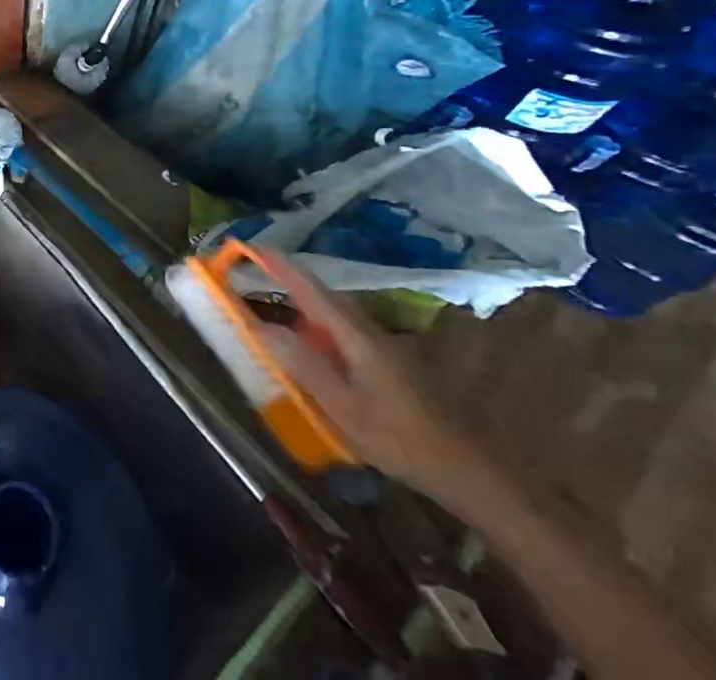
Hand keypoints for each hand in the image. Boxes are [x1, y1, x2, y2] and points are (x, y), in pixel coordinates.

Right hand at [251, 250, 478, 497]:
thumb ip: (304, 365)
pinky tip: (312, 344)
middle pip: (327, 296)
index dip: (282, 268)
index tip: (254, 248)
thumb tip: (262, 327)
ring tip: (277, 306)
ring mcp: (383, 346)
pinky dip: (319, 323)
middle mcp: (371, 332)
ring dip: (306, 302)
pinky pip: (344, 329)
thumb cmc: (398, 439)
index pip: (313, 292)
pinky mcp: (388, 361)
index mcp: (358, 339)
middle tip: (259, 276)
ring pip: (337, 312)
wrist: (462, 467)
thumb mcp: (343, 408)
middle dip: (292, 280)